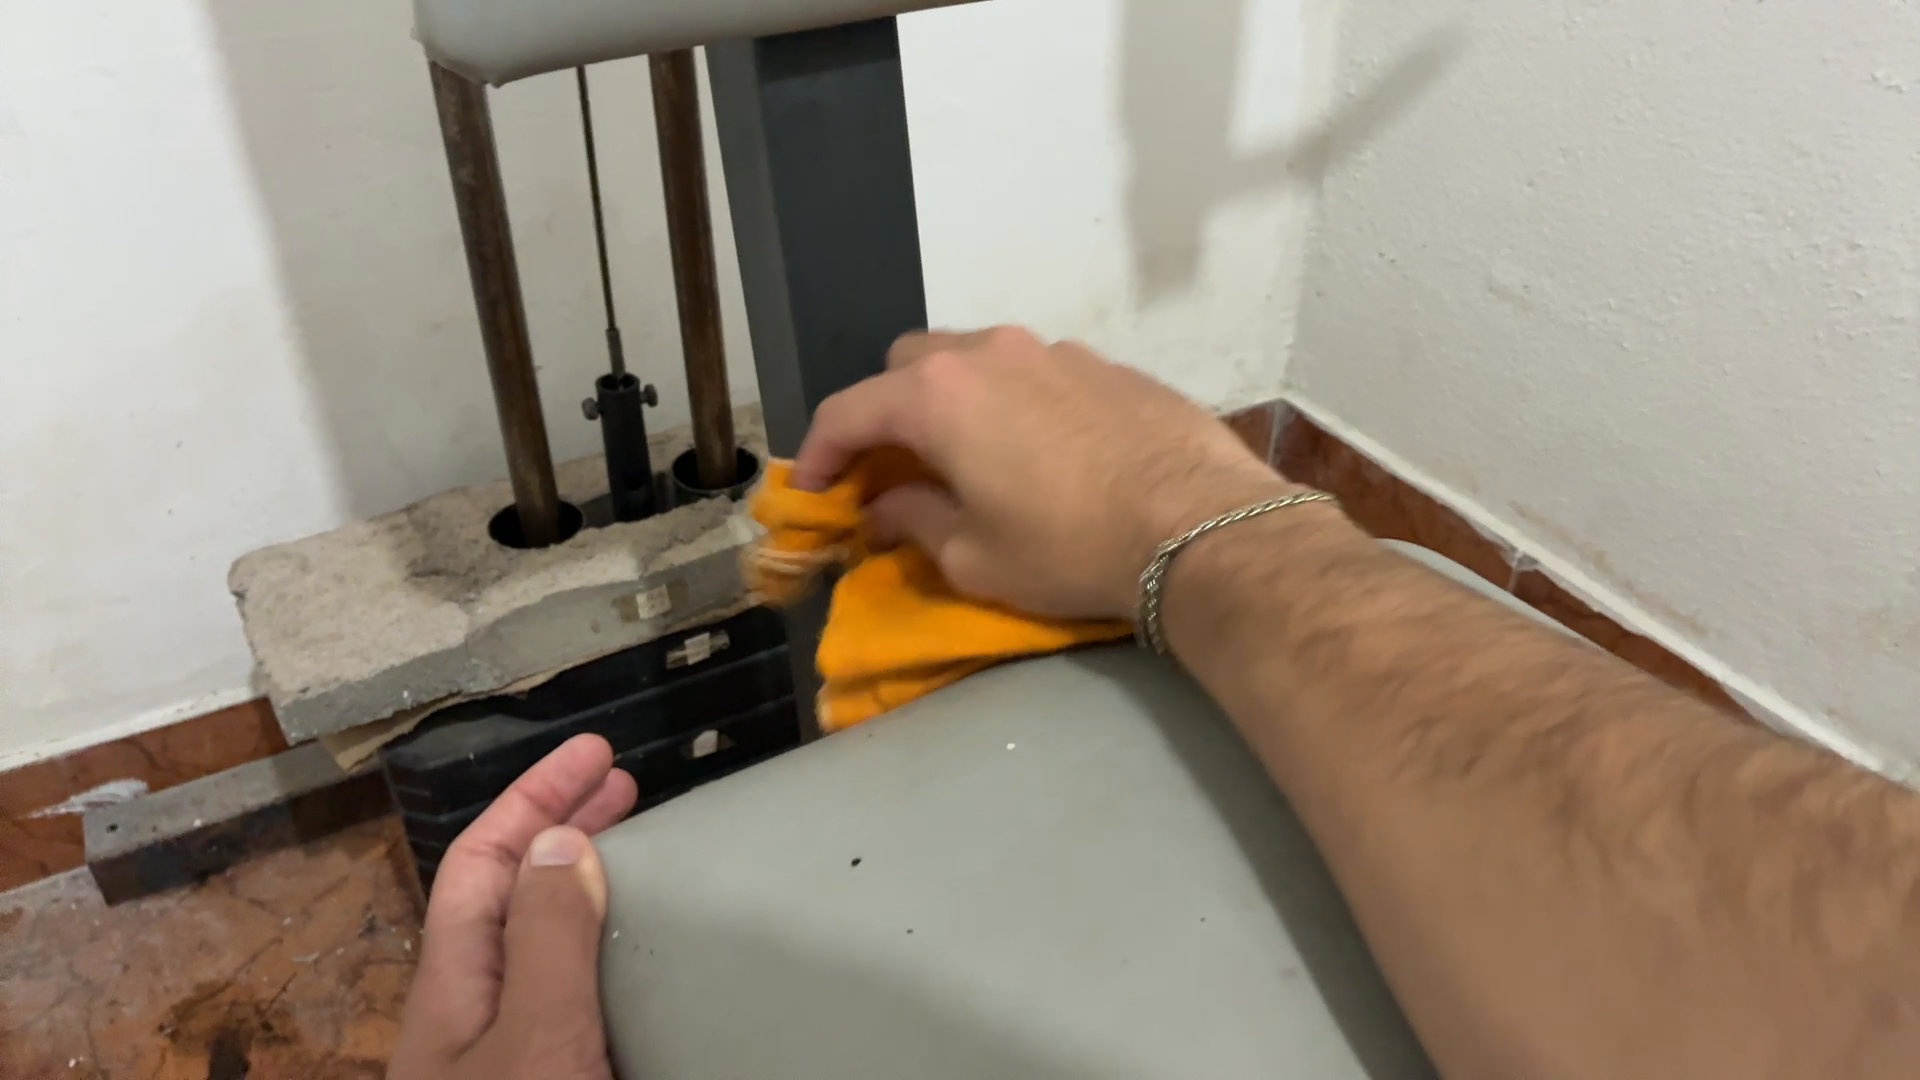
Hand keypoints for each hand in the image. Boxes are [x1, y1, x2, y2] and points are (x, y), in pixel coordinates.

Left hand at [387, 735, 638, 1079]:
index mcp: (454, 992)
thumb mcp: (532, 1045)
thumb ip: (543, 940)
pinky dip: (604, 931)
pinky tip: (638, 937)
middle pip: (507, 888)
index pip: (482, 864)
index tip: (595, 753)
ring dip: (581, 870)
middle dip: (559, 820)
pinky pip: (572, 975)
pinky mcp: (555, 1066)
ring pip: (539, 929)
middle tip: (622, 780)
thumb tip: (558, 836)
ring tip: (631, 837)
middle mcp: (475, 1010)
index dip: (533, 797)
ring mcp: (512, 1044)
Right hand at [793, 327, 1304, 619]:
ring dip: (949, 401)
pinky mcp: (1103, 363)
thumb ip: (913, 521)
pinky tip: (1037, 448)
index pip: (848, 411)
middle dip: (884, 413)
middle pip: (907, 367)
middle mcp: (989, 352)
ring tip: (966, 454)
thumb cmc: (1068, 549)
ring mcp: (1052, 349)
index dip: (817, 452)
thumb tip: (882, 509)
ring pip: (973, 359)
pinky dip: (1009, 401)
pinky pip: (1031, 372)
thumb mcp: (973, 555)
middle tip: (893, 467)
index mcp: (939, 396)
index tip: (814, 489)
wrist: (1198, 528)